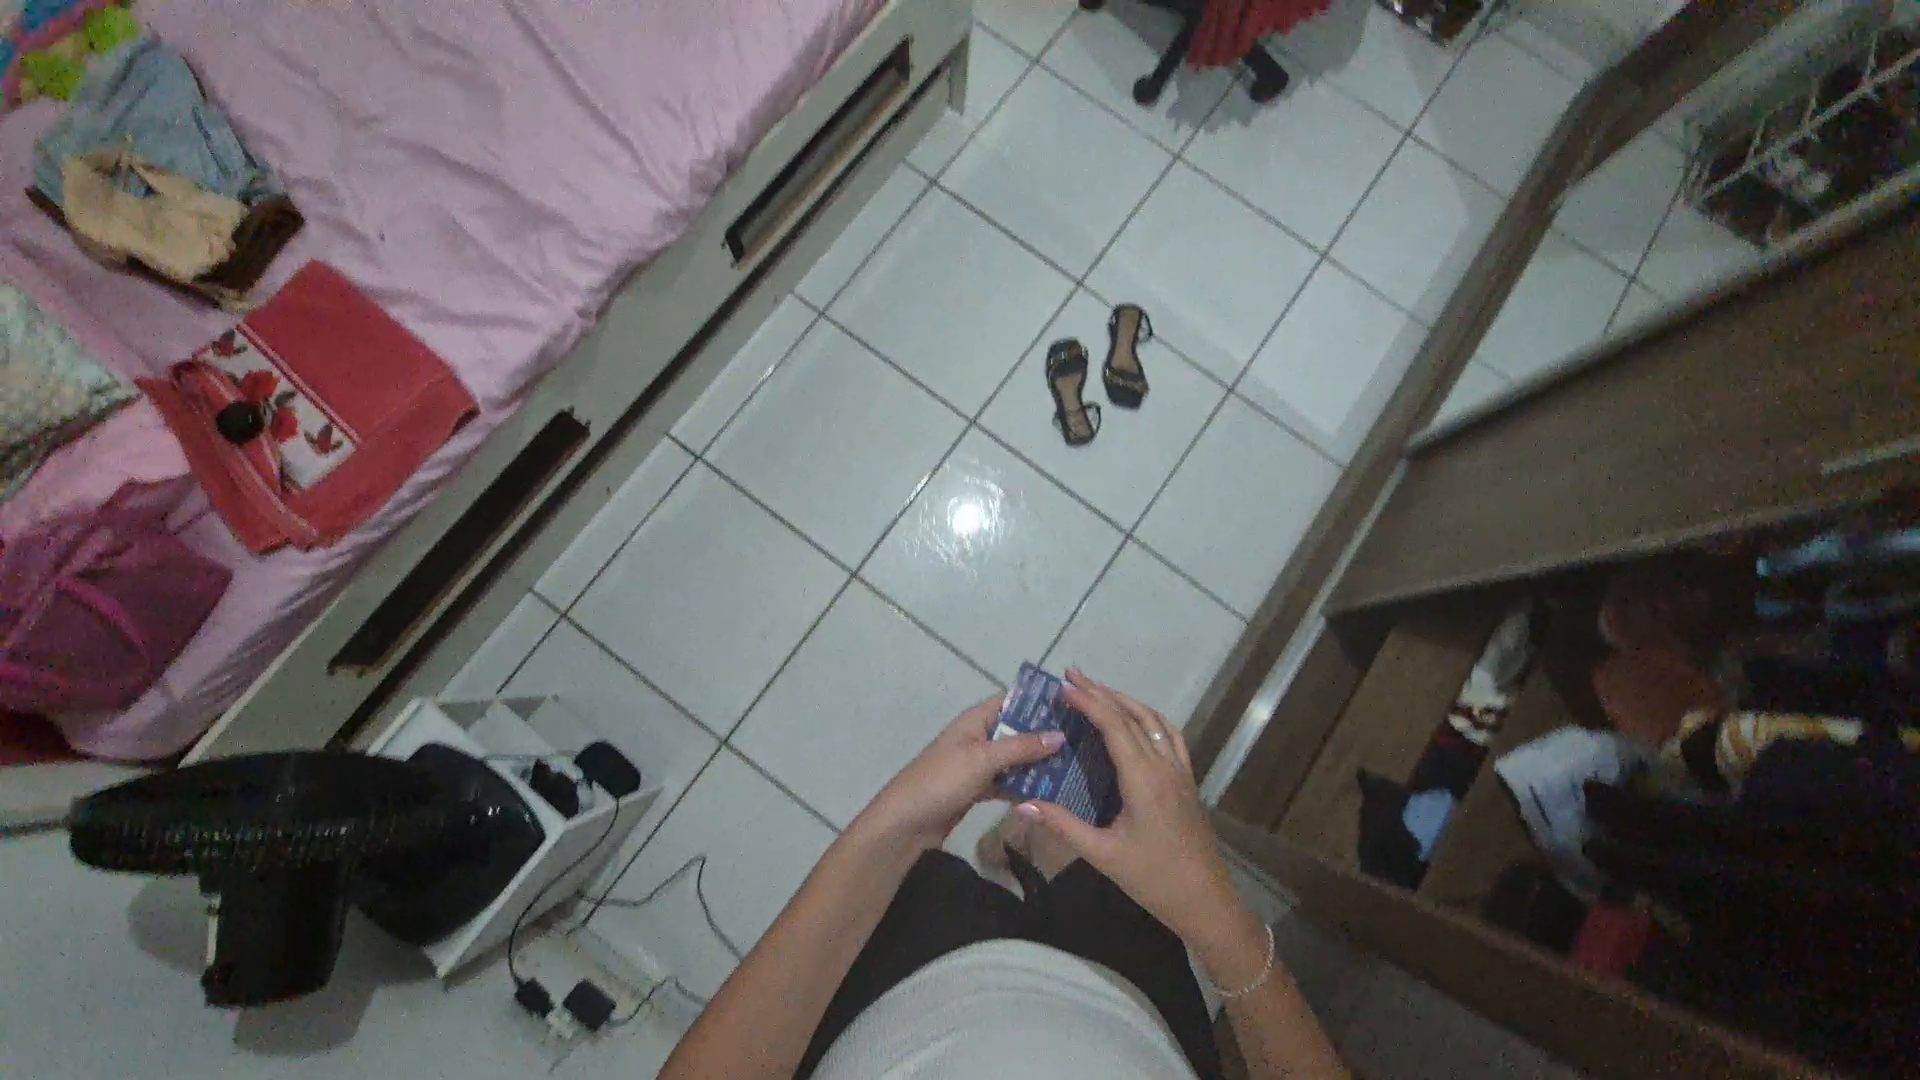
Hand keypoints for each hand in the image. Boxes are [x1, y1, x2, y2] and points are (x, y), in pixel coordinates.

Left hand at [854, 695, 1065, 850]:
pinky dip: (1024, 785)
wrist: (906, 823)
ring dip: (1038, 763)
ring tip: (1076, 767)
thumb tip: (1059, 734)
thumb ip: (1020, 747)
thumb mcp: (983, 759)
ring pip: (1014, 758)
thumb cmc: (942, 781)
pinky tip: (1050, 793)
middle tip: (1084, 742)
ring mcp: (977, 764)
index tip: (1074, 707)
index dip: (1038, 702)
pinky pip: (1007, 781)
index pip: (1011, 700)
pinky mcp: (977, 789)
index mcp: (975, 720)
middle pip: (1017, 730)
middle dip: (1045, 736)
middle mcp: (978, 737)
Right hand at [1015, 671, 1249, 948]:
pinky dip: (1149, 718)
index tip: (1063, 687)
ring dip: (1126, 700)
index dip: (1089, 702)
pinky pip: (1170, 736)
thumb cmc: (1153, 879)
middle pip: (1133, 716)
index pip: (1114, 726)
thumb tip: (1023, 804)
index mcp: (1143, 779)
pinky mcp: (1187, 781)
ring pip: (1154, 721)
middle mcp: (1164, 766)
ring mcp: (1180, 772)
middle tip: (1072, 676)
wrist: (1206, 902)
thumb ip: (1063, 826)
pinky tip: (1137, 720)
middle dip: (1102, 692)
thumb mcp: (1103, 855)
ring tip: (1099, 690)